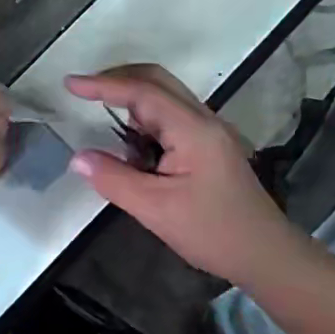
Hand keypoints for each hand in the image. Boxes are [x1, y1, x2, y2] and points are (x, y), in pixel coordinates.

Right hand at [66, 64, 296, 285]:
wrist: (265, 254)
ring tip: (98, 116)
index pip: (142, 92)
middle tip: (82, 90)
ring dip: (130, 99)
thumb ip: (113, 179)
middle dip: (117, 79)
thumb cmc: (212, 232)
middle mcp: (203, 120)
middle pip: (156, 80)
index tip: (69, 84)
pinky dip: (143, 119)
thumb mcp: (155, 209)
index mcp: (192, 129)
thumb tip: (78, 157)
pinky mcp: (208, 145)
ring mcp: (208, 131)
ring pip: (164, 97)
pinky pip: (170, 117)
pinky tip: (129, 144)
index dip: (103, 85)